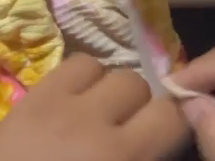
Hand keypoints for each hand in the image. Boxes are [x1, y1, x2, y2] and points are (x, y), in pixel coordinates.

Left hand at [0, 53, 189, 160]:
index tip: (168, 141)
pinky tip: (76, 103)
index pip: (172, 118)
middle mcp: (99, 127)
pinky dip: (86, 79)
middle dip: (143, 108)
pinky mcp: (36, 95)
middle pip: (143, 88)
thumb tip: (154, 152)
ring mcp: (65, 105)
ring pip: (113, 70)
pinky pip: (78, 63)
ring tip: (102, 116)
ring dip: (114, 92)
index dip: (178, 125)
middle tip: (131, 134)